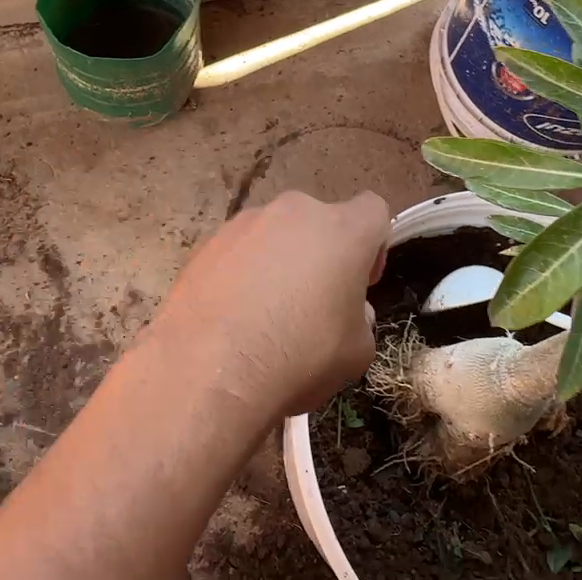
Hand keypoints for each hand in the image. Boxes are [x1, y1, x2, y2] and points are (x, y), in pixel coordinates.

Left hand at [148, 190, 390, 418]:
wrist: (207, 370)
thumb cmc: (298, 357)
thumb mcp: (357, 353)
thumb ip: (361, 319)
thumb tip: (347, 309)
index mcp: (342, 230)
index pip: (373, 210)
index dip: (373, 245)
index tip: (360, 282)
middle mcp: (295, 212)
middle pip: (320, 222)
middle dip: (322, 254)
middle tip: (313, 304)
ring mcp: (247, 222)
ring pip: (276, 234)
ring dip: (280, 262)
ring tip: (264, 314)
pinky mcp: (208, 241)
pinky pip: (240, 250)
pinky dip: (243, 272)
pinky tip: (233, 315)